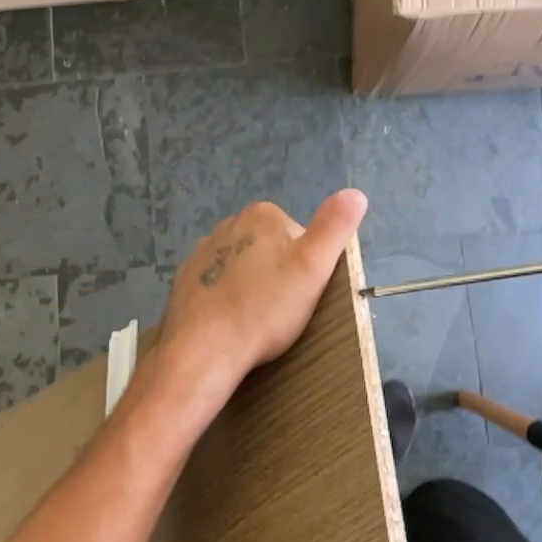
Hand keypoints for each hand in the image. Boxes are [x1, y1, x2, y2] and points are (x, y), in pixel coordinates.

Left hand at [149, 190, 368, 399]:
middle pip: (270, 248)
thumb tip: (355, 193)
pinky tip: (231, 320)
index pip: (299, 236)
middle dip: (278, 274)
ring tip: (256, 318)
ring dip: (252, 285)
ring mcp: (203, 251)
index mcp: (262, 215)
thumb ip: (335, 226)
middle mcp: (229, 223)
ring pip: (243, 265)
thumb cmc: (265, 309)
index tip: (301, 293)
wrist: (204, 348)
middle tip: (281, 309)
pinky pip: (217, 282)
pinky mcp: (186, 278)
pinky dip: (227, 296)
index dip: (307, 266)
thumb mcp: (313, 267)